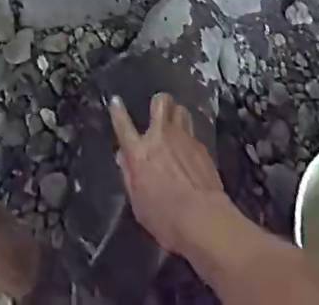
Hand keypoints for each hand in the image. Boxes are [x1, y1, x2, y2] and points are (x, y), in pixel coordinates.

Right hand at [108, 93, 229, 256]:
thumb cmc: (164, 217)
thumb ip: (129, 175)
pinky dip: (187, 136)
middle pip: (161, 103)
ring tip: (174, 125)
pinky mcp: (201, 145)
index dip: (118, 112)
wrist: (202, 217)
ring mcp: (184, 138)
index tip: (115, 101)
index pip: (124, 126)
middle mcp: (162, 137)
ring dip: (176, 114)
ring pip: (181, 110)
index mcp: (140, 153)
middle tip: (158, 110)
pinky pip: (192, 131)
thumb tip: (123, 156)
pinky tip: (188, 150)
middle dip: (159, 102)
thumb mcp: (138, 202)